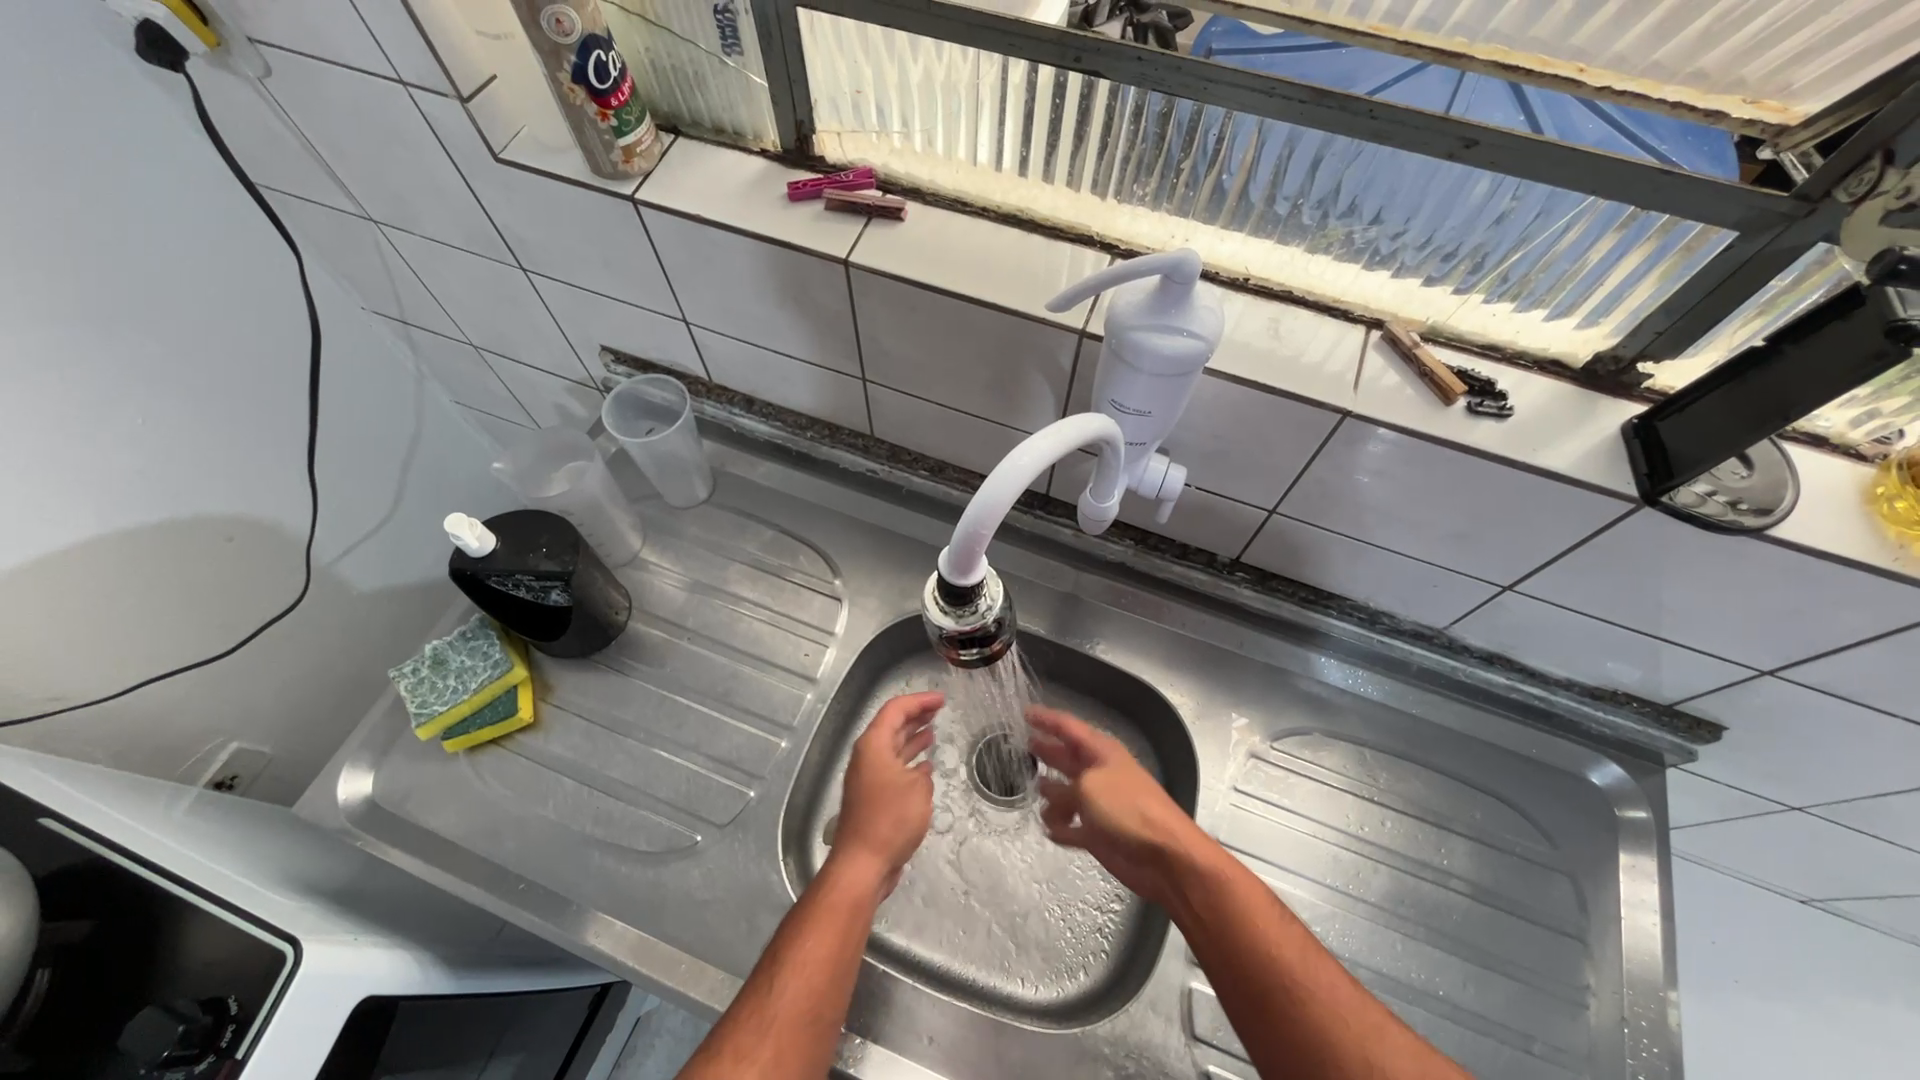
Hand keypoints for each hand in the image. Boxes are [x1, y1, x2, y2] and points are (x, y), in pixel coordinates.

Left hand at [831, 691, 941, 896]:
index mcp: (873, 746)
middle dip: (915, 716)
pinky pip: (894, 770)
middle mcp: (867, 758)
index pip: (895, 710)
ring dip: (912, 739)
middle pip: (891, 727)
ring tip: (932, 732)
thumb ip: (923, 775)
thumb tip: (920, 774)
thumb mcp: (918, 789)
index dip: (919, 701)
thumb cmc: (890, 819)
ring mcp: (869, 779)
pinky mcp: (873, 799)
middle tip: (938, 710)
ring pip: (892, 749)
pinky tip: (925, 767)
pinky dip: (910, 765)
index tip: (941, 699)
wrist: (863, 862)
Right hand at [1028, 704, 1207, 908]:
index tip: (1024, 713)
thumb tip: (1050, 795)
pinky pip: (1072, 827)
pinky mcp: (1099, 834)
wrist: (1164, 855)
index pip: (1068, 728)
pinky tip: (1049, 830)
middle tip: (1020, 746)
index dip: (1046, 719)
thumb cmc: (1128, 809)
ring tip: (1032, 792)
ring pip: (1067, 794)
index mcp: (1101, 753)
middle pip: (1067, 758)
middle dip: (1046, 751)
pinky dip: (1061, 828)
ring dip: (1051, 795)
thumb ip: (1063, 788)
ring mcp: (1100, 805)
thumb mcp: (1088, 787)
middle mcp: (1099, 774)